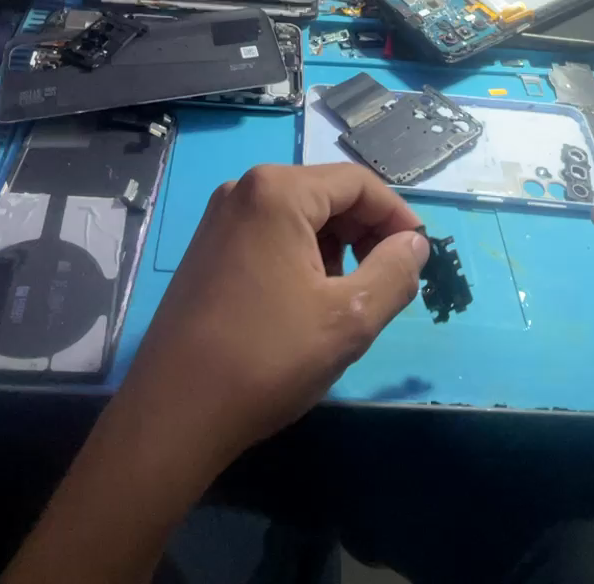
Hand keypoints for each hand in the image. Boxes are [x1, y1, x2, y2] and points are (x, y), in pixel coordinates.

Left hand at [1, 164, 428, 583]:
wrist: (174, 411)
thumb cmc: (267, 358)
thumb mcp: (348, 319)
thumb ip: (394, 272)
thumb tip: (414, 243)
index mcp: (277, 191)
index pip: (359, 183)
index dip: (397, 216)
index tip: (418, 259)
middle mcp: (243, 189)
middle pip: (327, 194)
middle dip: (365, 233)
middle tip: (385, 284)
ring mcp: (220, 217)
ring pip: (299, 216)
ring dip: (335, 248)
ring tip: (344, 301)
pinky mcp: (208, 247)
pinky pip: (271, 234)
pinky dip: (301, 257)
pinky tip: (305, 303)